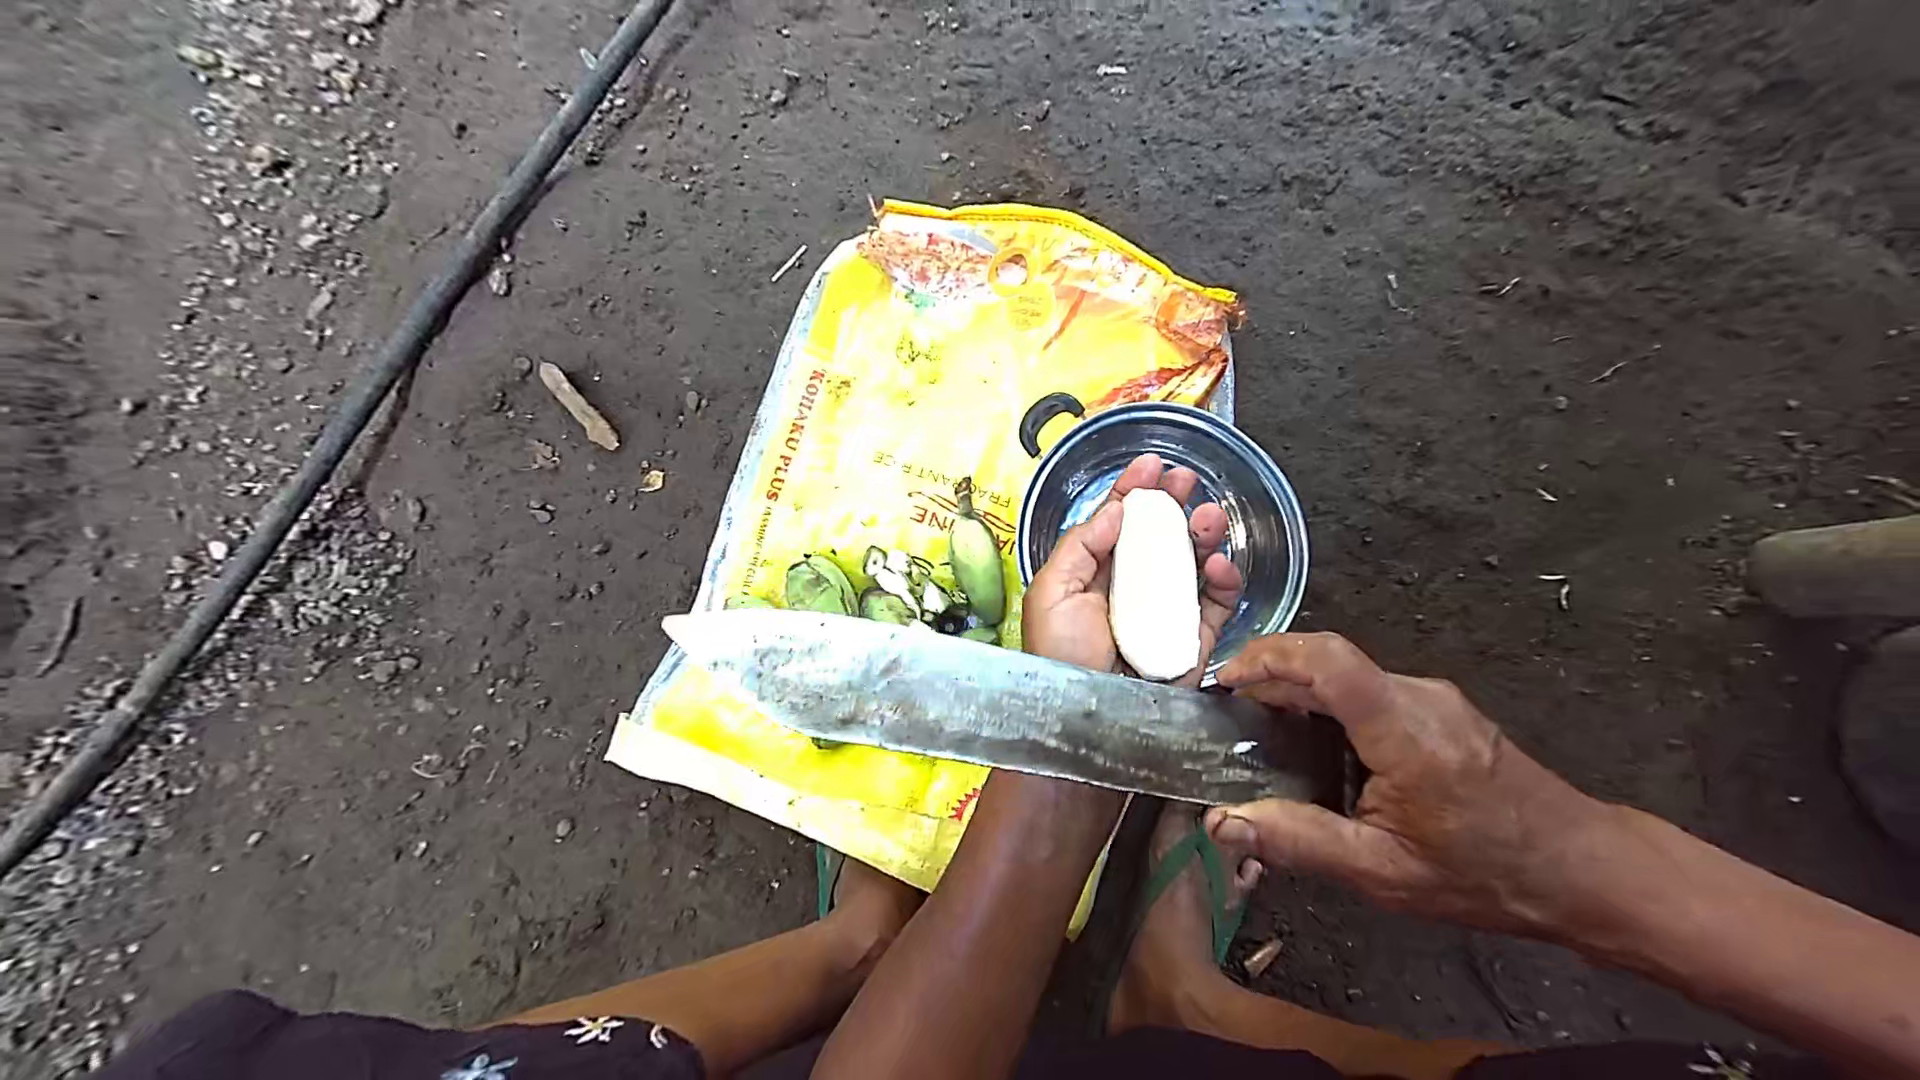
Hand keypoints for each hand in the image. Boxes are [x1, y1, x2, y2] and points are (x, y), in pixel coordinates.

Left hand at [1021, 453, 1242, 684]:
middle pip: (1158, 537)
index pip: (1117, 525)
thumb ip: (1080, 547)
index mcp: (1093, 574)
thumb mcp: (1050, 593)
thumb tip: (1116, 508)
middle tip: (1186, 480)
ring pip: (1192, 564)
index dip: (1133, 492)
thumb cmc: (1057, 657)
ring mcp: (1163, 613)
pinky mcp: (1191, 640)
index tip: (1150, 464)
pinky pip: (1217, 605)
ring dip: (1204, 534)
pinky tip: (1221, 563)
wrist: (1083, 721)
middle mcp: (1130, 589)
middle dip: (1173, 503)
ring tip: (1209, 518)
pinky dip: (1226, 581)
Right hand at [1202, 633, 1612, 937]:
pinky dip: (1318, 697)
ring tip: (1255, 724)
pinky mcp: (1430, 703)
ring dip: (1290, 685)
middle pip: (1326, 658)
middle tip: (1226, 710)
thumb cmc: (1488, 875)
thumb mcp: (1384, 873)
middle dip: (1266, 673)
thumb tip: (1221, 823)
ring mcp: (1428, 695)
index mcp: (1408, 733)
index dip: (1268, 657)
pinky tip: (1304, 735)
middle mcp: (1417, 696)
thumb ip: (1298, 842)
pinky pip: (1359, 683)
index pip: (1329, 661)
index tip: (1225, 681)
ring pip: (1340, 669)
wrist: (1587, 870)